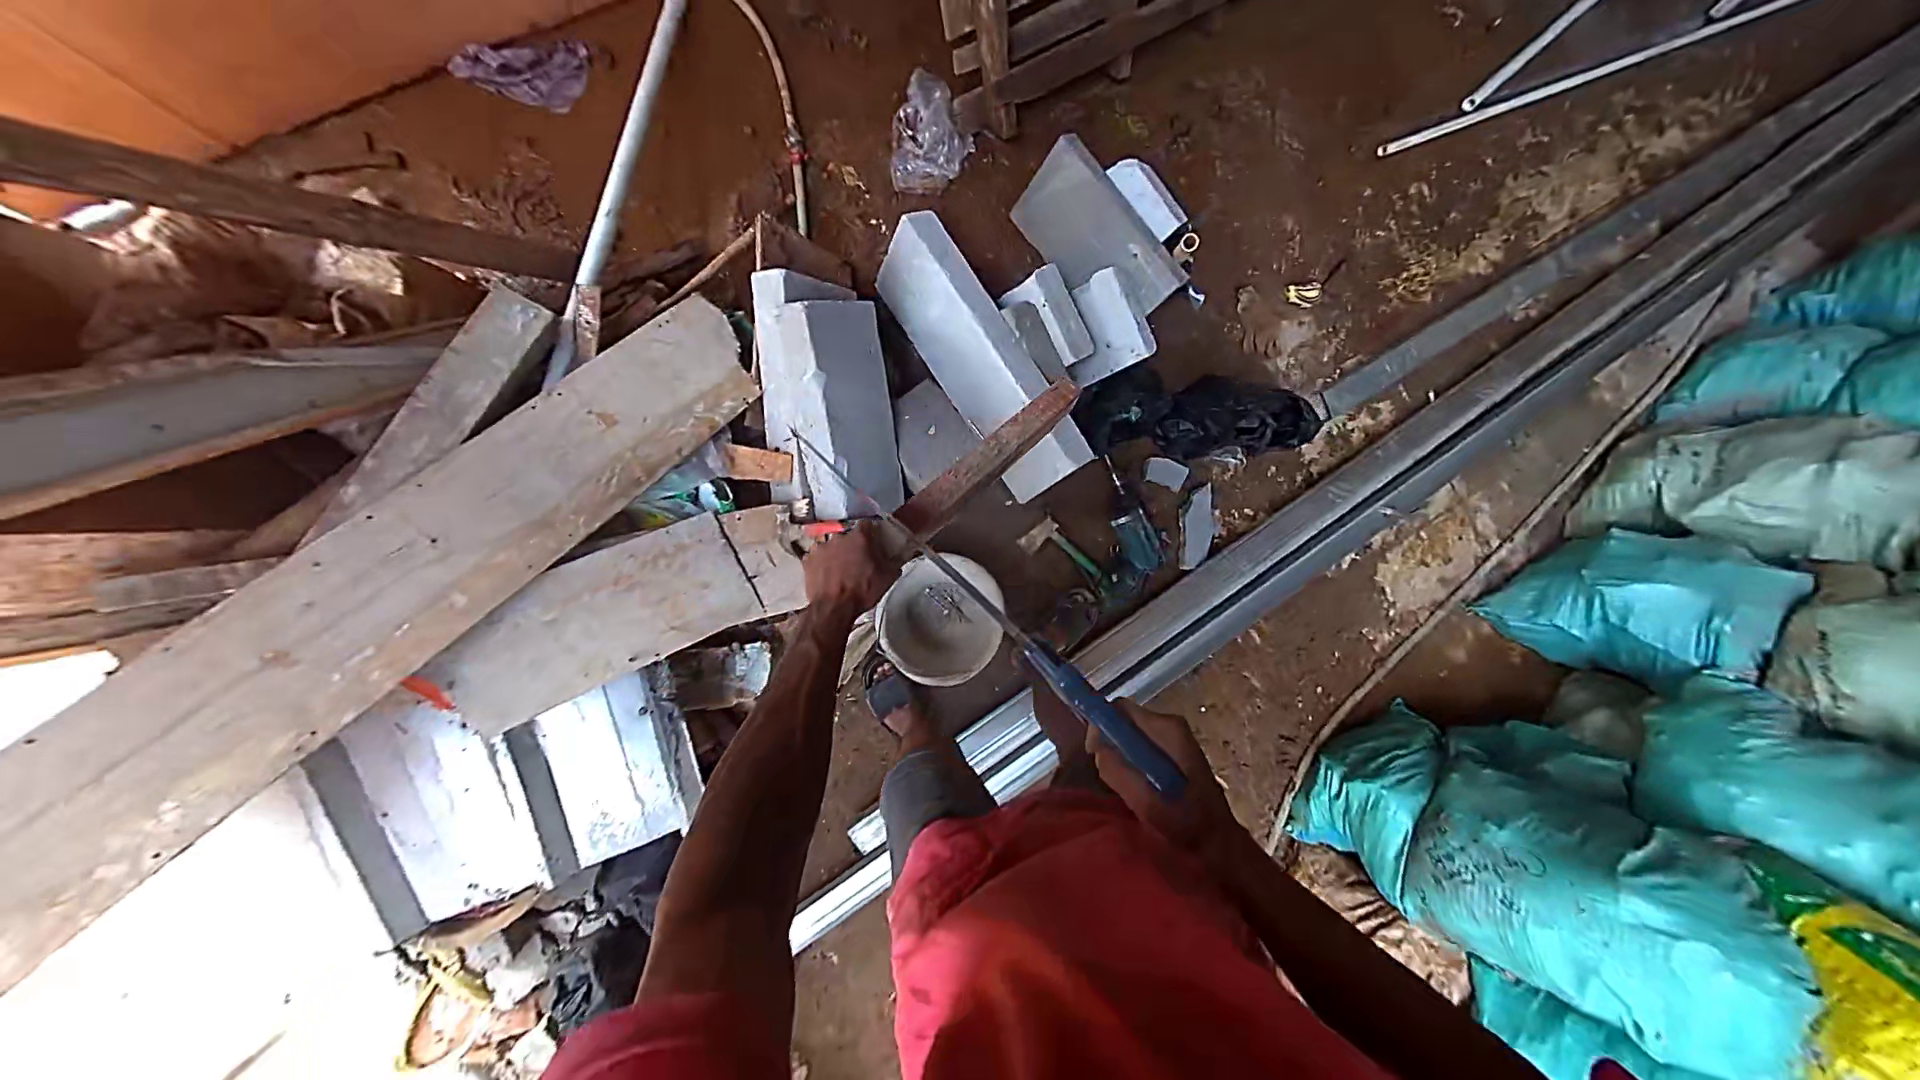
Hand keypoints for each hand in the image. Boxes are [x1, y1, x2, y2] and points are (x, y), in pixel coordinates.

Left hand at [802, 522, 895, 616]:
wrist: (834, 608)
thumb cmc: (861, 591)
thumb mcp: (888, 578)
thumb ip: (893, 563)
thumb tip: (896, 560)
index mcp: (859, 537)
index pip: (866, 524)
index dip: (870, 532)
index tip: (872, 540)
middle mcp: (838, 537)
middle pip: (847, 535)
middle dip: (852, 545)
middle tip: (858, 559)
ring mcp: (821, 548)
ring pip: (831, 545)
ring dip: (836, 553)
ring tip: (841, 569)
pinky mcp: (808, 560)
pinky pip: (817, 557)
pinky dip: (821, 563)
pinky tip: (827, 574)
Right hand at [1085, 700, 1245, 860]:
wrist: (1218, 844)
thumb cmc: (1186, 824)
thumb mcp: (1148, 803)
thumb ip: (1119, 773)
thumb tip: (1097, 750)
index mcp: (1167, 730)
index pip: (1121, 709)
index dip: (1101, 725)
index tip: (1092, 752)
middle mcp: (1171, 726)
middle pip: (1125, 719)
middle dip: (1108, 741)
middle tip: (1103, 772)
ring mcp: (1173, 739)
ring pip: (1131, 734)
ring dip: (1119, 754)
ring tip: (1119, 783)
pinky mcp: (1173, 752)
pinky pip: (1140, 746)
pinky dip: (1130, 761)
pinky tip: (1133, 786)